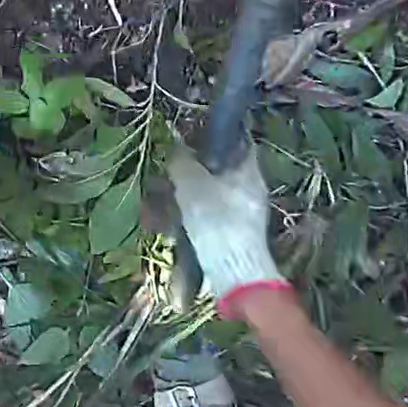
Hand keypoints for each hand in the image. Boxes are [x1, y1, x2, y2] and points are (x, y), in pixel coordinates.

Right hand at [167, 144, 291, 313]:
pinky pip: (207, 213)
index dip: (213, 135)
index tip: (189, 135)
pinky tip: (166, 220)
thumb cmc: (216, 218)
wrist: (233, 271)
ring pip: (209, 192)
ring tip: (157, 199)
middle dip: (189, 169)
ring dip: (183, 193)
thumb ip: (181, 160)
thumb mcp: (190, 182)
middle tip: (166, 171)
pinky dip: (188, 212)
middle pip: (218, 168)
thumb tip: (175, 146)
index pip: (236, 141)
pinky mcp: (232, 232)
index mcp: (249, 171)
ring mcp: (243, 212)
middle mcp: (250, 189)